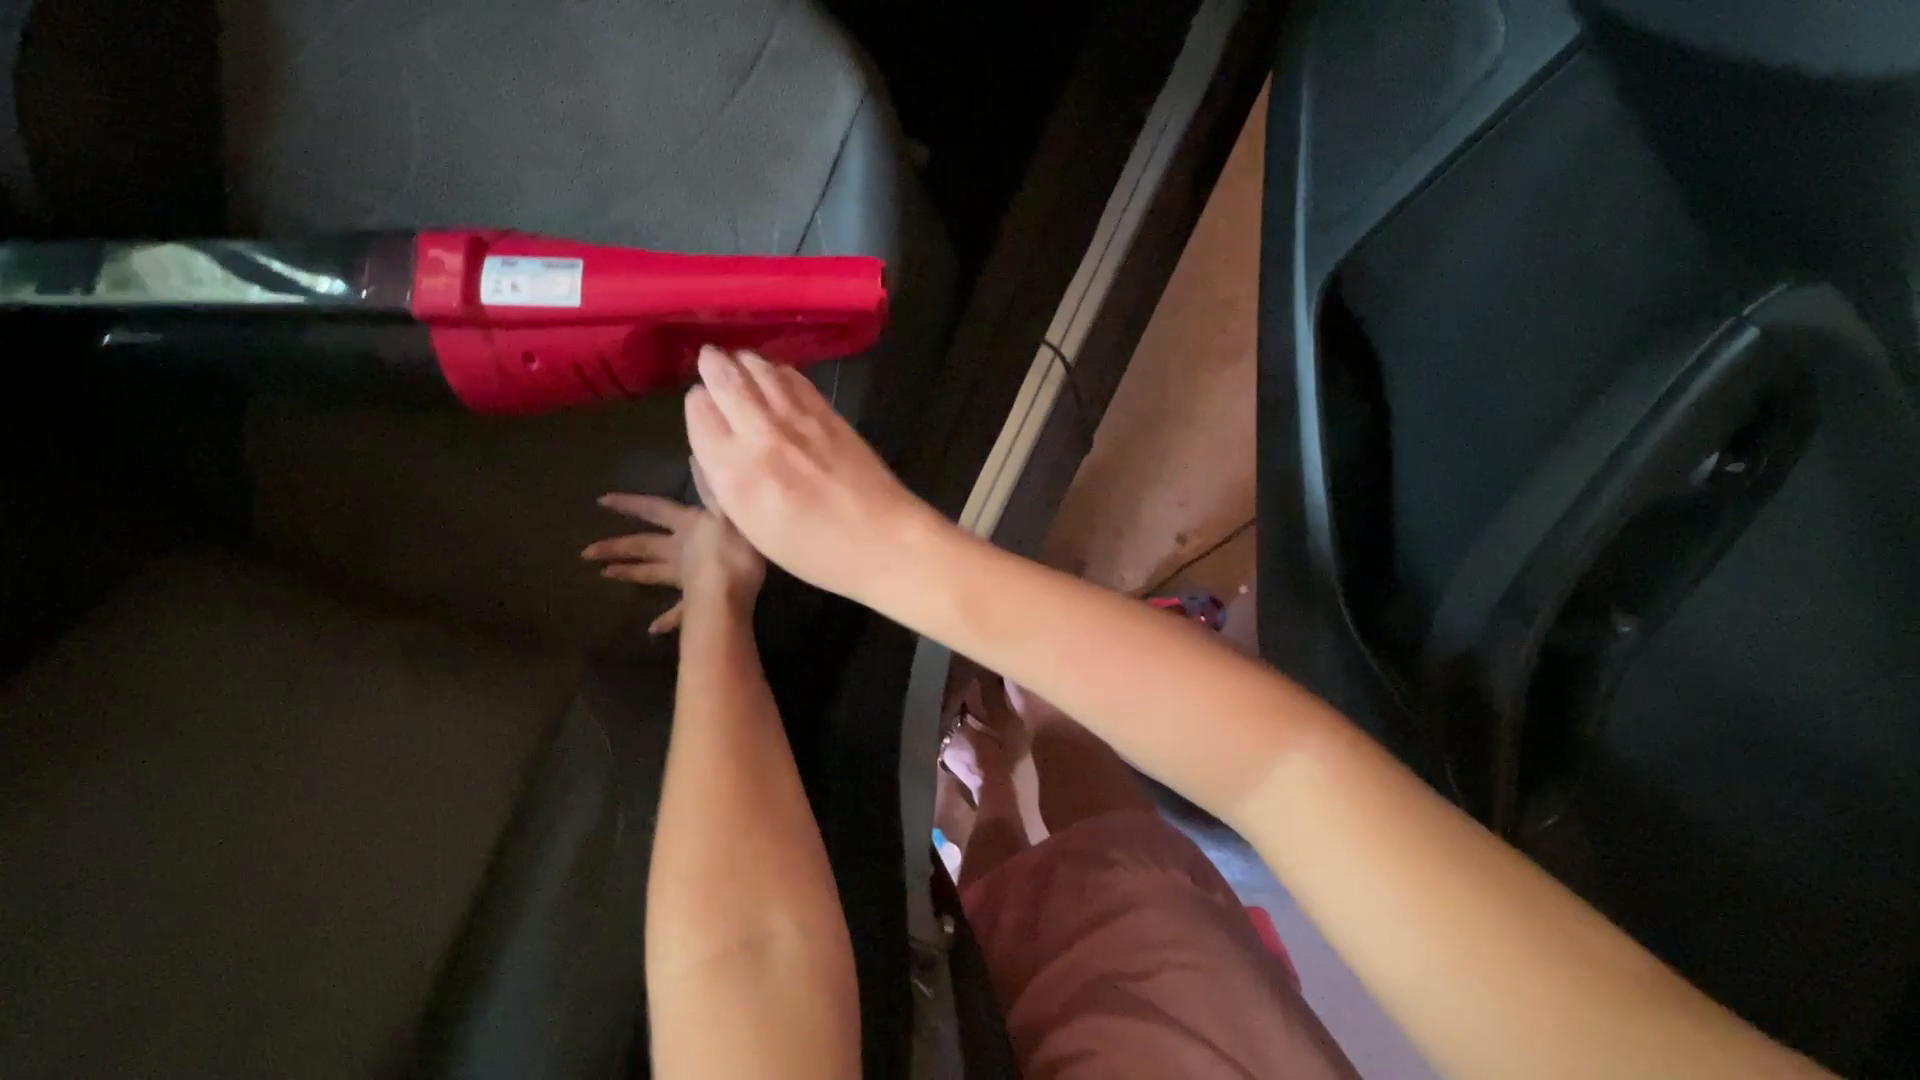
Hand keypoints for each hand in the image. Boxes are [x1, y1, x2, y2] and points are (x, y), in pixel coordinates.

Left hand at [583, 465, 765, 633]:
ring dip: (631, 574)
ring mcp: (685, 579)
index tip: (602, 502)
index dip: (631, 505)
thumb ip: (711, 487)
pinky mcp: (695, 603)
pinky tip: (653, 629)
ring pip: (652, 574)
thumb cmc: (734, 549)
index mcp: (688, 526)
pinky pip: (678, 612)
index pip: (654, 510)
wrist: (733, 591)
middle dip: (617, 547)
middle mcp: (680, 551)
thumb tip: (694, 456)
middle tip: (586, 552)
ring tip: (606, 575)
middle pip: (643, 546)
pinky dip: (667, 620)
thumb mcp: (728, 511)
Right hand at [682, 346, 945, 599]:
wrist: (882, 540)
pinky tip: (776, 373)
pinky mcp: (829, 413)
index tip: (701, 403)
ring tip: (739, 359)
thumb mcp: (753, 531)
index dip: (697, 404)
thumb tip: (711, 452)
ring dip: (745, 361)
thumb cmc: (814, 551)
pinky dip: (779, 371)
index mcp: (734, 471)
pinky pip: (795, 379)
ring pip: (761, 370)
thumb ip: (725, 486)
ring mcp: (798, 420)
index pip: (700, 413)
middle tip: (711, 358)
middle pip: (726, 380)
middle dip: (714, 366)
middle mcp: (760, 436)